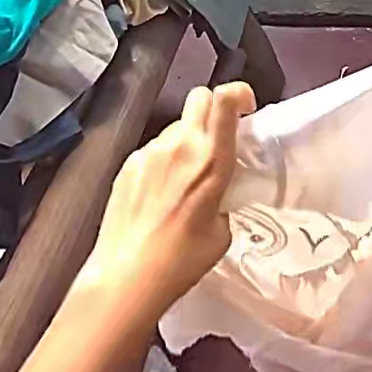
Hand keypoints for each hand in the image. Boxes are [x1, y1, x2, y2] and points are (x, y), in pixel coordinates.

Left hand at [76, 82, 253, 316]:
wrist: (125, 279)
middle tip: (219, 135)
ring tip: (185, 175)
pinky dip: (165, 159)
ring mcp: (150, 152)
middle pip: (200, 96)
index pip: (225, 99)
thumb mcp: (222, 229)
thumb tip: (219, 190)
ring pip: (177, 125)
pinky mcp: (128, 164)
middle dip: (214, 107)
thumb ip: (225, 196)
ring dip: (188, 138)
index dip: (239, 93)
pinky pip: (155, 148)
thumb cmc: (181, 260)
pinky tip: (160, 192)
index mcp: (211, 158)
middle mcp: (181, 146)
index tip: (247, 108)